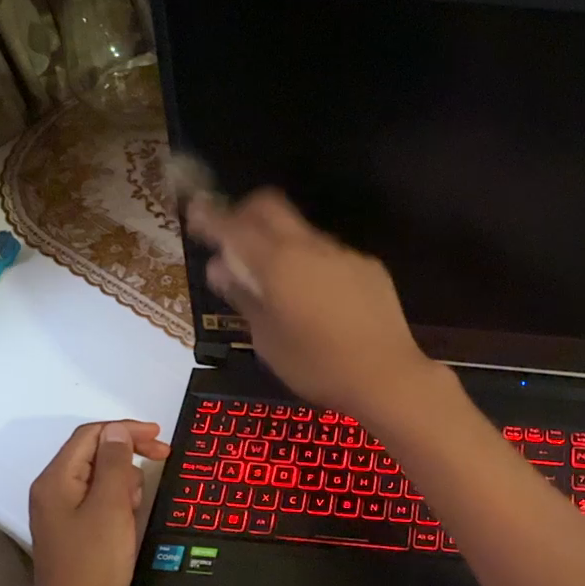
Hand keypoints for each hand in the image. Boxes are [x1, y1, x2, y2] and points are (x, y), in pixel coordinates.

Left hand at [28, 420, 171, 585]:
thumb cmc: (94, 563)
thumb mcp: (111, 508)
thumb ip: (115, 465)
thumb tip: (117, 431)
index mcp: (56, 480)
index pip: (91, 436)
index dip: (126, 431)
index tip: (161, 439)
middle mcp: (53, 491)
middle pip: (92, 454)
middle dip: (128, 454)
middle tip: (163, 460)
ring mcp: (61, 512)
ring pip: (97, 478)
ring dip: (124, 479)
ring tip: (141, 500)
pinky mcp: (73, 531)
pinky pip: (97, 500)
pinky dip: (118, 499)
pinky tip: (131, 516)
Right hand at [186, 190, 438, 414]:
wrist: (387, 378)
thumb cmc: (318, 368)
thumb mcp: (269, 342)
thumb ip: (244, 299)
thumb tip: (221, 270)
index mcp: (278, 264)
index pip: (234, 225)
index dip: (211, 216)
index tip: (197, 213)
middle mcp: (311, 247)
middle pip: (270, 208)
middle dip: (246, 213)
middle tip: (234, 237)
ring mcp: (344, 255)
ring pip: (304, 234)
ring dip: (284, 246)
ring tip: (282, 284)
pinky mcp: (371, 269)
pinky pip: (333, 257)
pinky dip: (316, 268)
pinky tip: (322, 302)